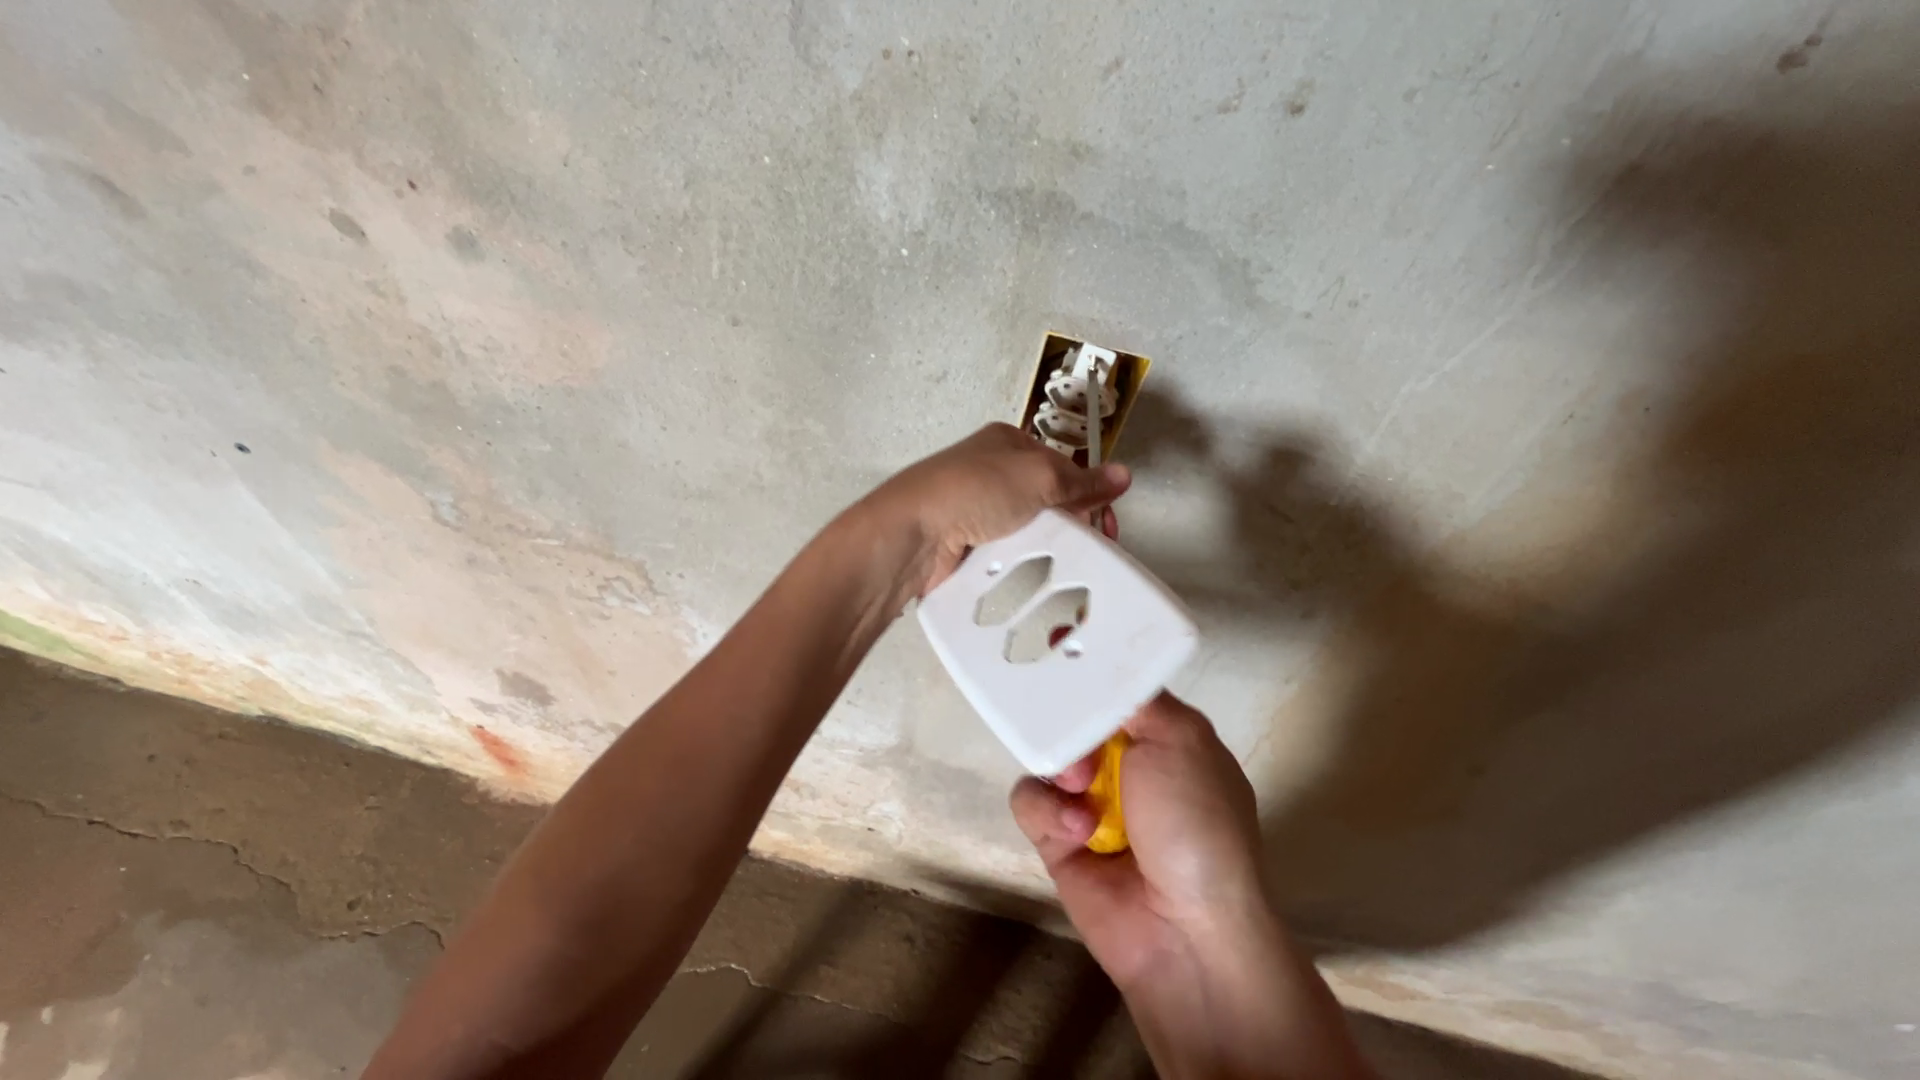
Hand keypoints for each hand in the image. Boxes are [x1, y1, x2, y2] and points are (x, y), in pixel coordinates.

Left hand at [859, 423, 1127, 595]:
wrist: (914, 533)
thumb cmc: (977, 490)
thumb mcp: (1039, 476)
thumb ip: (1083, 481)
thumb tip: (1124, 474)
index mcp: (1007, 443)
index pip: (1061, 465)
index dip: (1087, 491)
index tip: (1107, 522)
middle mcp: (991, 473)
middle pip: (1046, 501)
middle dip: (1072, 524)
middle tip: (1094, 549)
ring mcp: (975, 511)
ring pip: (1028, 531)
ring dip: (1047, 547)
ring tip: (1068, 569)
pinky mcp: (966, 545)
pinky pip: (1006, 555)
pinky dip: (1021, 565)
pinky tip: (1033, 577)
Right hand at [1010, 692, 1266, 988]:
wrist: (1184, 931)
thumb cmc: (1196, 823)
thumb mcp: (1183, 739)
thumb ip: (1139, 696)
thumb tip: (1105, 668)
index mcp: (1168, 740)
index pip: (1120, 690)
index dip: (1091, 668)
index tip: (1058, 642)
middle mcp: (1129, 768)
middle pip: (1075, 719)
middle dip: (1066, 719)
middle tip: (1074, 734)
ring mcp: (1092, 804)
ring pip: (1047, 757)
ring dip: (1060, 769)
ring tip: (1079, 789)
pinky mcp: (1058, 840)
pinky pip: (1031, 803)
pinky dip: (1048, 812)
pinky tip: (1077, 832)